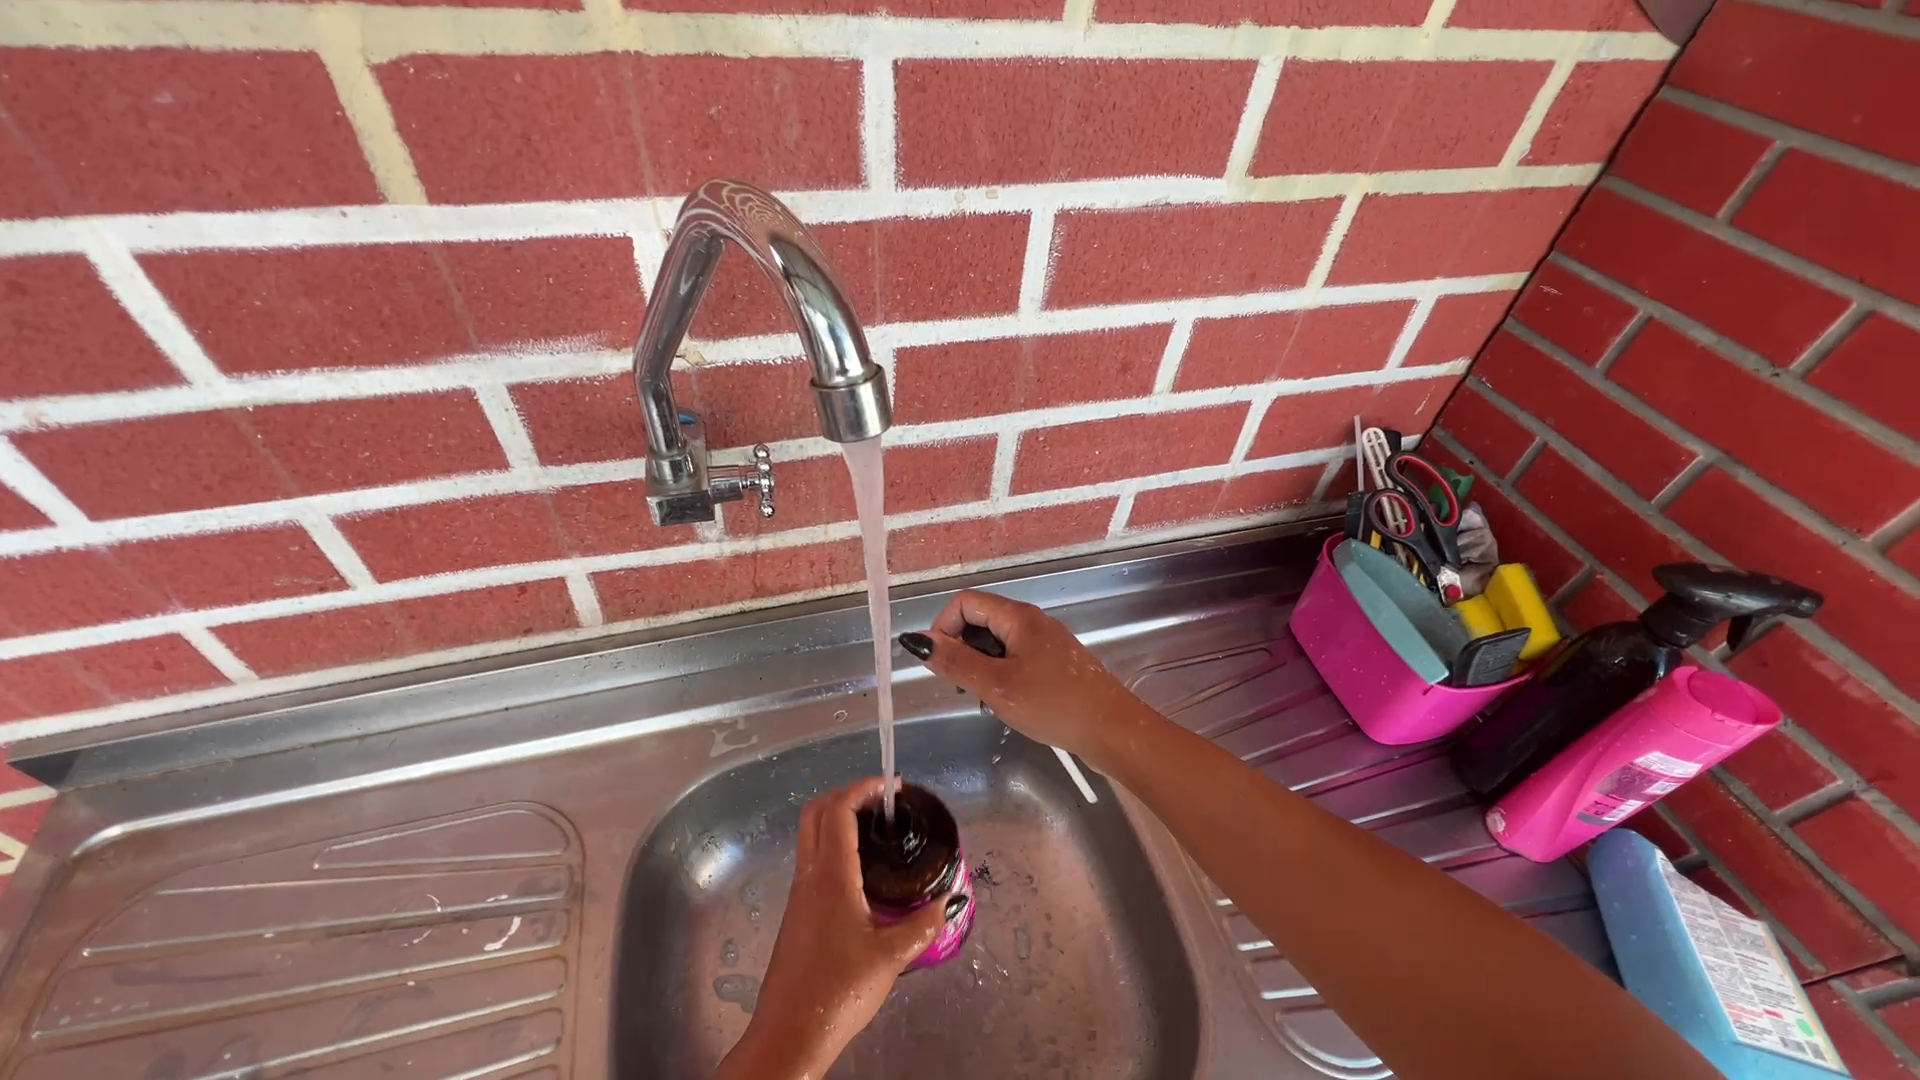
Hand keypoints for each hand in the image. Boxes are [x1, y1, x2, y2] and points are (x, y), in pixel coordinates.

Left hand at [717, 776, 952, 1078]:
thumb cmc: (839, 990)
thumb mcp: (891, 957)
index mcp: (830, 876)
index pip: (838, 811)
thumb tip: (947, 903)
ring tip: (876, 830)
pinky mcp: (798, 915)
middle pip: (816, 813)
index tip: (891, 786)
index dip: (863, 788)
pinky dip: (834, 846)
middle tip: (880, 801)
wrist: (790, 1035)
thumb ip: (921, 925)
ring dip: (838, 820)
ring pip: (811, 837)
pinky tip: (862, 871)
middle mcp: (809, 876)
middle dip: (847, 795)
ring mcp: (799, 895)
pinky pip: (813, 861)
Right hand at [902, 590, 1153, 766]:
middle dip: (960, 646)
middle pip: (980, 618)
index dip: (943, 626)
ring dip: (979, 663)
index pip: (965, 602)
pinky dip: (999, 672)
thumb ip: (956, 662)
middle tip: (960, 685)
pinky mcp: (1054, 662)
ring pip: (996, 640)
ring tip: (983, 697)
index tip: (938, 663)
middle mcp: (1032, 621)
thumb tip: (917, 641)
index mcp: (1018, 617)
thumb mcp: (997, 686)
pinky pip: (1014, 656)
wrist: (1113, 731)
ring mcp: (1045, 641)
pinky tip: (1006, 701)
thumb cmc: (1054, 705)